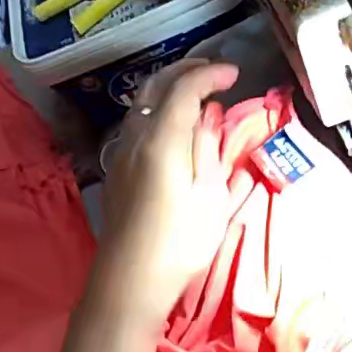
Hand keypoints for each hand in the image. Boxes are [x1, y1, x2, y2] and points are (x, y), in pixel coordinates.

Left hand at [98, 61, 239, 322]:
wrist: (130, 281)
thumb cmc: (180, 244)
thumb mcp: (209, 198)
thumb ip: (208, 151)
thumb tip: (208, 119)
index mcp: (162, 141)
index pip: (184, 89)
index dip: (210, 74)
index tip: (234, 74)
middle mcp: (135, 138)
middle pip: (155, 86)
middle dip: (185, 70)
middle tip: (213, 72)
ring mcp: (120, 155)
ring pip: (141, 105)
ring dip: (168, 90)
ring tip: (196, 97)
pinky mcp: (116, 172)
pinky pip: (136, 125)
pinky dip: (157, 111)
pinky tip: (172, 128)